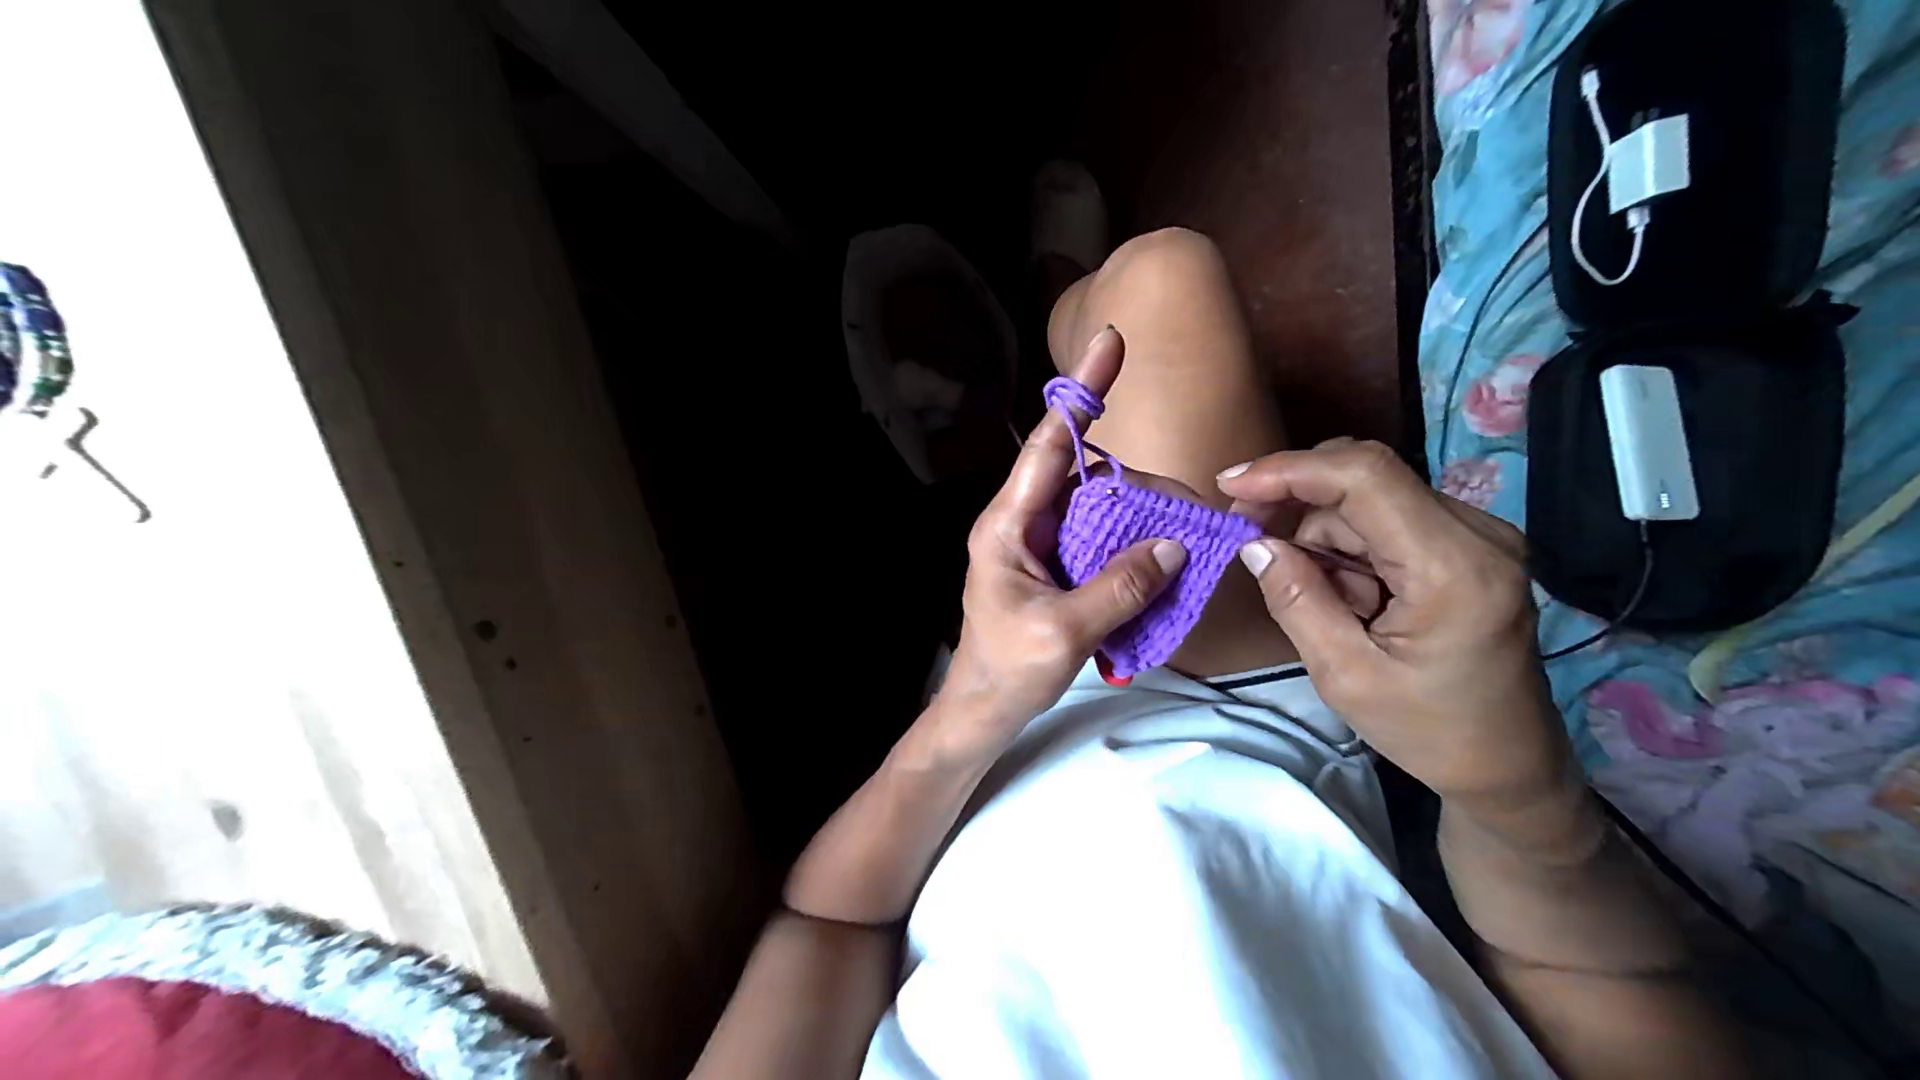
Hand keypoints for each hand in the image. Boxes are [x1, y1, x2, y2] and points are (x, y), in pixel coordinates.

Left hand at [934, 327, 1187, 763]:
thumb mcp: (1064, 630)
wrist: (984, 708)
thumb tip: (1173, 544)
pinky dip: (1131, 539)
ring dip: (1139, 511)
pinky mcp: (1056, 564)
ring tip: (1183, 529)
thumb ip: (1119, 586)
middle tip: (1185, 502)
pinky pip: (1099, 538)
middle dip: (1137, 478)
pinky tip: (1160, 553)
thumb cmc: (1008, 669)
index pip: (1048, 444)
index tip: (1109, 341)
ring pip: (1097, 506)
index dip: (1081, 392)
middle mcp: (1022, 521)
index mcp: (1007, 524)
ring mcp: (1040, 542)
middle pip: (1084, 473)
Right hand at [1219, 440, 1577, 819]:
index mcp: (1453, 567)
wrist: (1506, 764)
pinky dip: (1344, 548)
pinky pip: (1382, 521)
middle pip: (1362, 480)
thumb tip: (1254, 543)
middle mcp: (1475, 533)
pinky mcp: (1463, 545)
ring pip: (1365, 500)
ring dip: (1320, 537)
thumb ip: (1295, 600)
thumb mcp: (1344, 674)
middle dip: (1295, 500)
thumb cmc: (1428, 731)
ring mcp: (1474, 535)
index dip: (1290, 469)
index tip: (1230, 487)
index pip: (1365, 477)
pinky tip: (1345, 594)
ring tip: (1318, 599)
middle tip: (1247, 535)